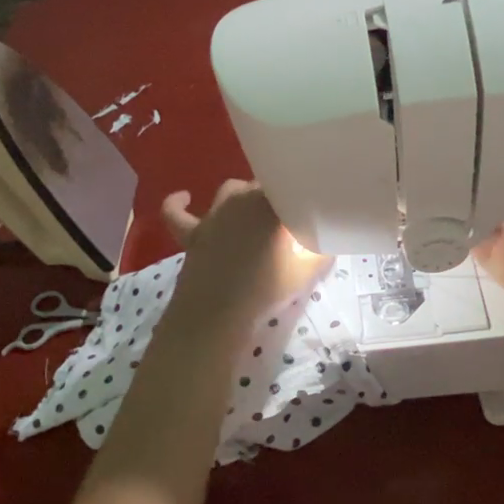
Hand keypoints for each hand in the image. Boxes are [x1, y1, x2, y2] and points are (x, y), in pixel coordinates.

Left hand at [161, 181, 329, 332]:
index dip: (297, 198)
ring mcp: (213, 215)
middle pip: (261, 188)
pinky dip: (177, 204)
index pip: (288, 187)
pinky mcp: (191, 233)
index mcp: (270, 203)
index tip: (306, 212)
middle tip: (285, 222)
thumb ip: (320, 251)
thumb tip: (327, 239)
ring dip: (242, 197)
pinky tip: (183, 197)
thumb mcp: (305, 273)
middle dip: (273, 199)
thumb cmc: (266, 291)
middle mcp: (241, 200)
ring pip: (230, 191)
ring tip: (253, 214)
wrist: (219, 316)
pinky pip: (177, 213)